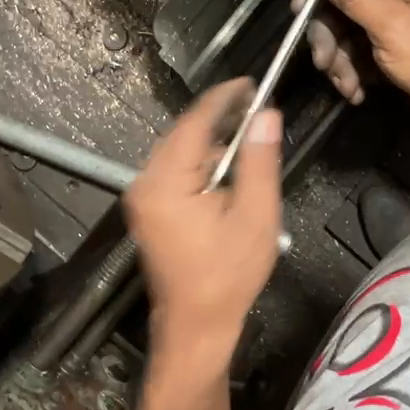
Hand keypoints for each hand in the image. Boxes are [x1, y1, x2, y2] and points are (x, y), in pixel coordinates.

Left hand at [124, 79, 284, 378]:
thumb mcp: (255, 216)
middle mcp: (145, 183)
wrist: (196, 325)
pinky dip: (201, 165)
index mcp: (166, 182)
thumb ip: (259, 161)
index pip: (195, 122)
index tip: (252, 85)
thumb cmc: (228, 275)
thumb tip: (266, 115)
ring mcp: (142, 198)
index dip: (224, 99)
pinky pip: (175, 172)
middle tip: (257, 113)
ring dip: (212, 145)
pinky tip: (227, 174)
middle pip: (184, 135)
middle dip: (220, 121)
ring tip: (249, 145)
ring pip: (180, 152)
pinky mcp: (149, 210)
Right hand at [298, 0, 409, 131]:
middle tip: (326, 65)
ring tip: (348, 87)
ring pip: (350, 42)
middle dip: (330, 42)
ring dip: (342, 65)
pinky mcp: (396, 56)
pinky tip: (357, 93)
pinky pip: (363, 60)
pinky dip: (356, 76)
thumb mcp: (392, 25)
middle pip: (343, 14)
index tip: (300, 18)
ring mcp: (395, 30)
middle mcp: (395, 0)